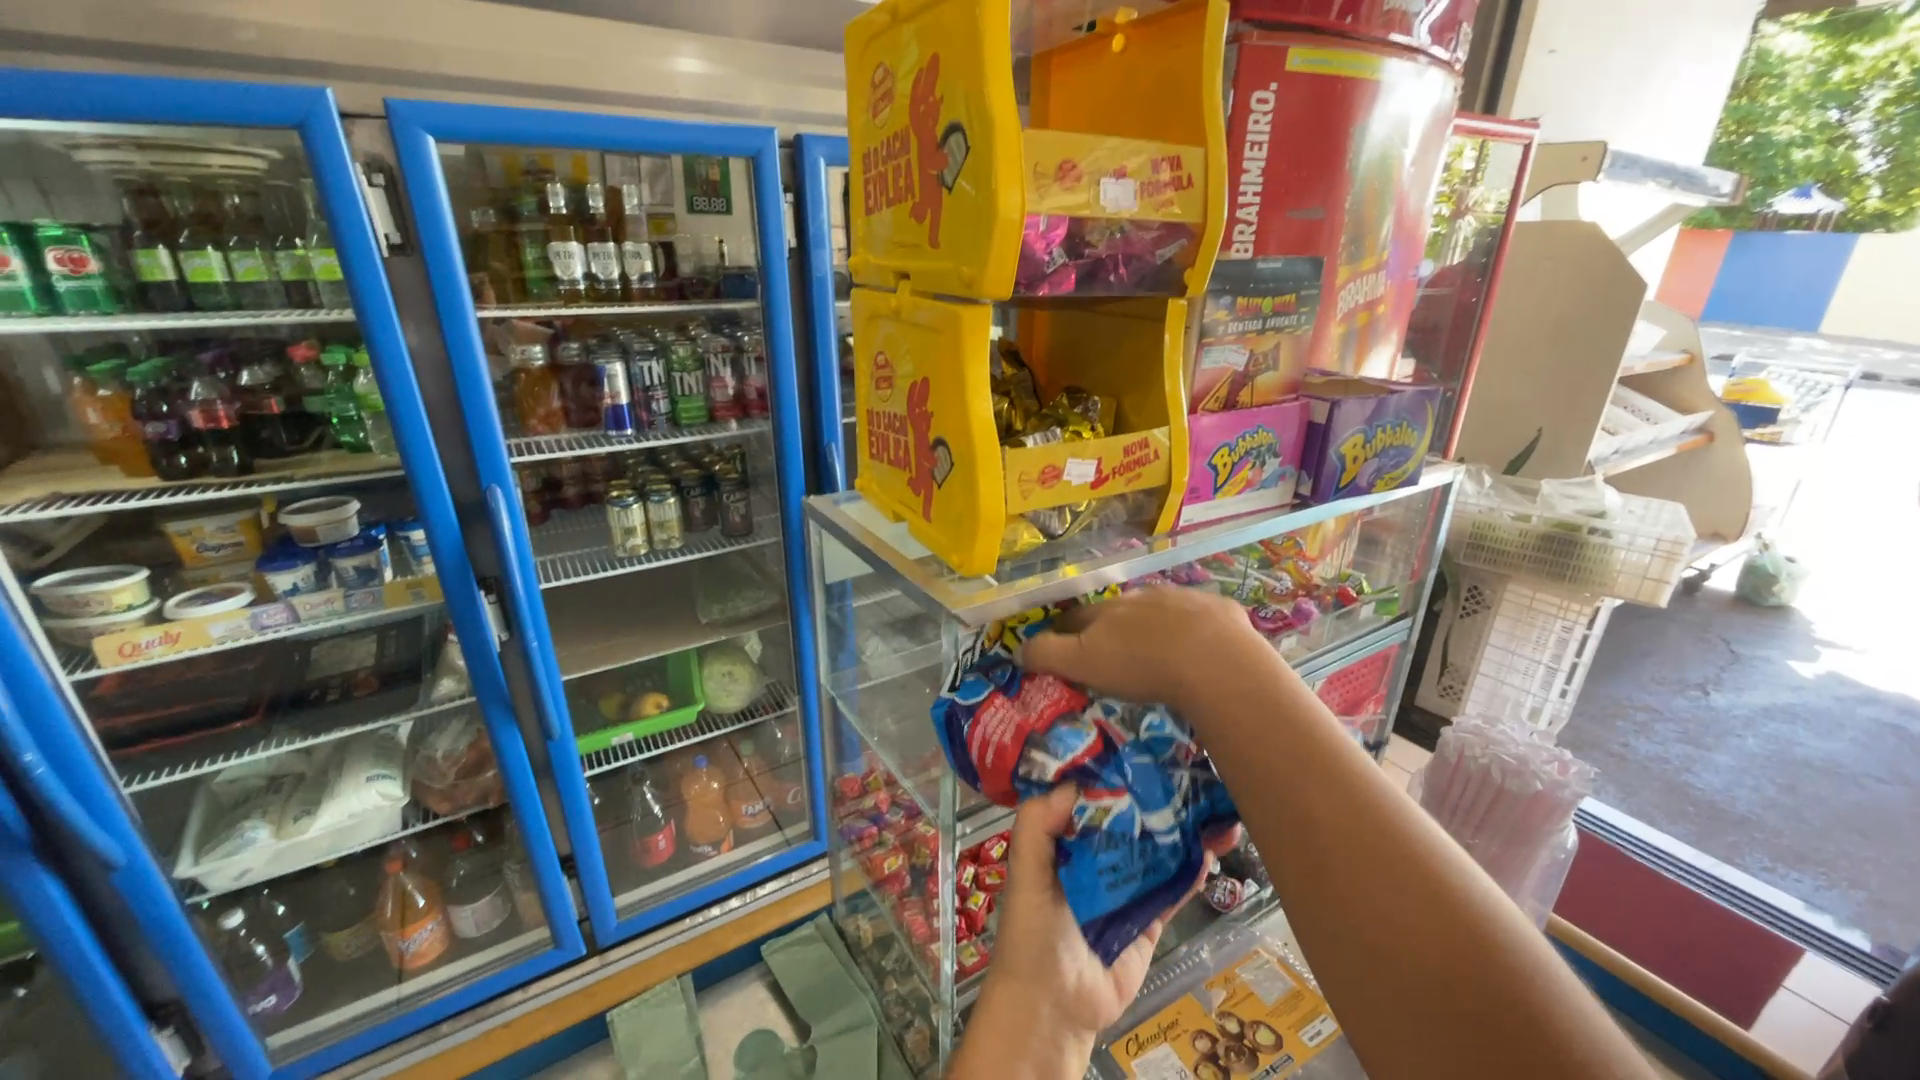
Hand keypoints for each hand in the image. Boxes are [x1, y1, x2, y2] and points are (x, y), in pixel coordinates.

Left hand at [954, 786, 1241, 1078]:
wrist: (1054, 1007)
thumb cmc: (1032, 933)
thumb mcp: (1025, 871)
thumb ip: (1038, 823)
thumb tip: (1076, 783)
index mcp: (1063, 840)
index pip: (1091, 796)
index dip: (1114, 771)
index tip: (1144, 741)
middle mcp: (1095, 857)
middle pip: (1132, 817)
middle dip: (1159, 794)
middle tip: (1193, 767)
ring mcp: (1125, 887)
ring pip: (1159, 847)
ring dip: (1186, 826)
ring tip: (1217, 801)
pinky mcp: (1149, 919)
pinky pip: (1174, 887)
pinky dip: (1195, 867)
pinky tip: (1215, 844)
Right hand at [1021, 586, 1285, 715]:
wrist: (1215, 663)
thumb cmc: (1141, 666)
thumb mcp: (1082, 665)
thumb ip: (1047, 654)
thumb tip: (1019, 648)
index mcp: (1106, 611)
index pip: (1075, 618)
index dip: (1065, 633)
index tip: (1063, 648)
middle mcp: (1141, 597)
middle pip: (1117, 610)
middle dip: (1112, 627)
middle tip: (1113, 654)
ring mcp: (1183, 599)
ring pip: (1160, 609)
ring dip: (1154, 625)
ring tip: (1158, 652)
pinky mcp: (1219, 610)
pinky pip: (1201, 617)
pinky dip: (1196, 630)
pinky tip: (1202, 650)